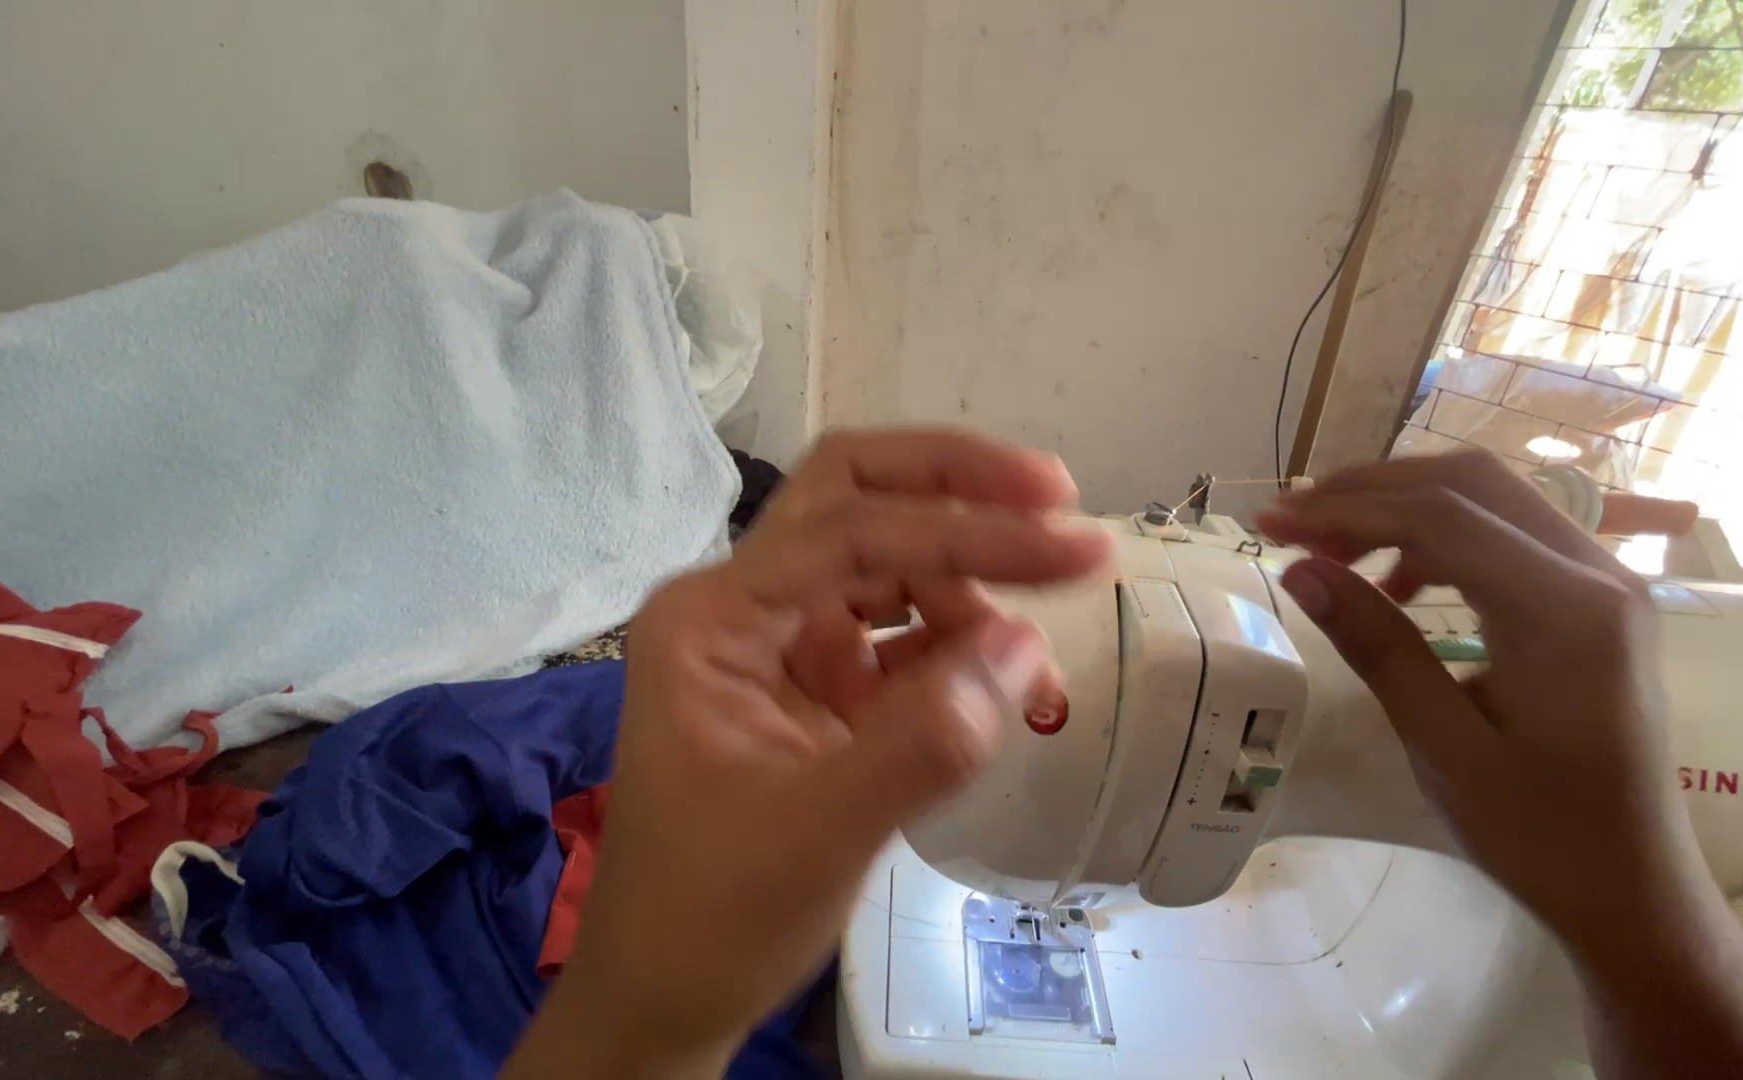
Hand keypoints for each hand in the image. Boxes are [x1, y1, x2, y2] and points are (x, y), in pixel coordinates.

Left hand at [507, 429, 1112, 1076]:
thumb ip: (921, 744)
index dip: (969, 528)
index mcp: (713, 616)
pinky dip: (962, 645)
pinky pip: (903, 634)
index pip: (852, 530)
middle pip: (857, 497)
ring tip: (1035, 654)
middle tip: (1055, 497)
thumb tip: (1026, 650)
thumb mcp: (815, 837)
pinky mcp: (822, 680)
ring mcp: (785, 639)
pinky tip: (1010, 682)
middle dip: (957, 489)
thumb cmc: (711, 916)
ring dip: (970, 583)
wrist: (668, 991)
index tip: (1074, 538)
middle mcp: (746, 603)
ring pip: (888, 560)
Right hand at [1256, 450, 1697, 938]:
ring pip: (1484, 497)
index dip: (1342, 510)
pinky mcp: (1588, 597)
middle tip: (1292, 523)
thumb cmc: (1534, 829)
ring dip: (1396, 506)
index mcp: (1565, 612)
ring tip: (1328, 547)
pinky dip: (1432, 536)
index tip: (1268, 522)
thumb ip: (1374, 643)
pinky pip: (1501, 532)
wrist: (1629, 886)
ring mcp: (1600, 580)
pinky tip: (1393, 584)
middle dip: (1367, 490)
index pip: (1438, 519)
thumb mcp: (1438, 741)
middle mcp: (1597, 574)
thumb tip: (1299, 569)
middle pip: (1468, 482)